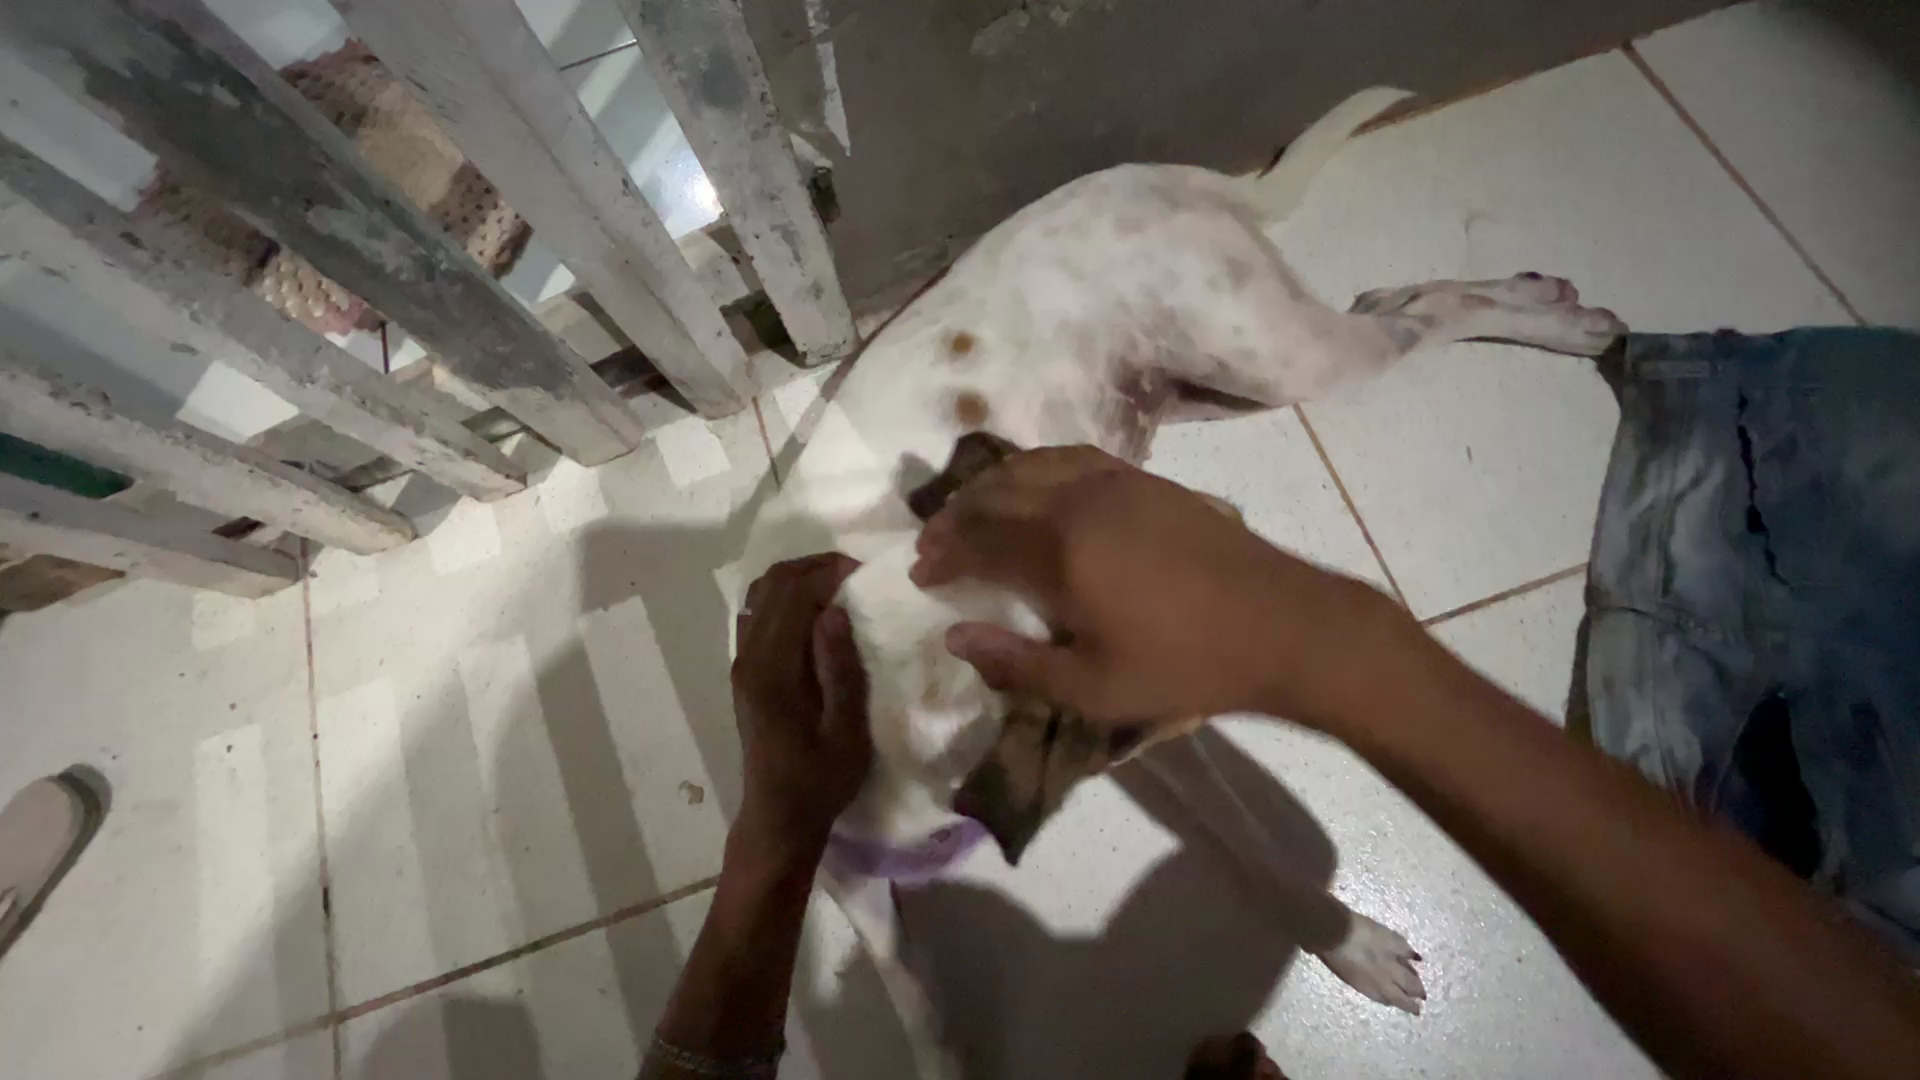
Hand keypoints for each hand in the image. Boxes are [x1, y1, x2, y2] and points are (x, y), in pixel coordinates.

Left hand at [731, 554, 872, 851]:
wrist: (778, 817)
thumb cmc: (820, 779)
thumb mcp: (845, 730)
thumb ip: (839, 668)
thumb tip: (834, 610)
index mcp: (772, 670)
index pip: (792, 594)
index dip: (828, 572)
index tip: (865, 575)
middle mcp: (748, 658)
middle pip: (772, 584)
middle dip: (814, 567)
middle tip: (855, 575)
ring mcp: (741, 662)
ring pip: (761, 594)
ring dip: (799, 579)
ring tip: (839, 587)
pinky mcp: (745, 671)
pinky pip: (759, 615)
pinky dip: (786, 598)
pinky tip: (816, 613)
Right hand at [910, 445, 1412, 731]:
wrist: (1280, 624)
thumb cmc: (1183, 665)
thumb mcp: (1091, 687)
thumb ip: (1015, 663)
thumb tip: (954, 637)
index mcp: (1059, 553)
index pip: (978, 542)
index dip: (943, 557)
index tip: (922, 574)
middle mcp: (1077, 502)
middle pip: (995, 496)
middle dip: (955, 519)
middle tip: (934, 544)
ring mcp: (1113, 482)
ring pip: (1030, 467)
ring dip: (990, 487)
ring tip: (971, 511)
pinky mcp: (1143, 478)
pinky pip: (1069, 458)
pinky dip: (1034, 468)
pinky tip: (1032, 486)